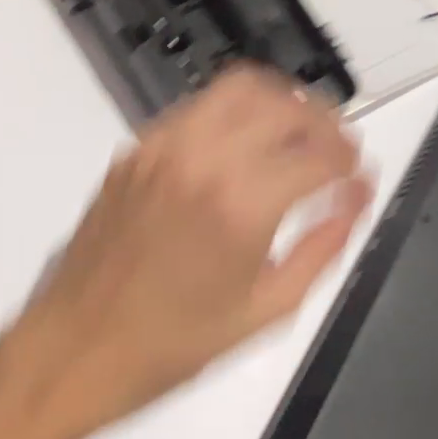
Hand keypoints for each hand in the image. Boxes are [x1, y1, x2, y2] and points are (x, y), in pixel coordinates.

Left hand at [0, 65, 371, 438]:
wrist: (76, 349)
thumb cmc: (171, 346)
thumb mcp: (264, 312)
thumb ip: (321, 250)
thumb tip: (355, 204)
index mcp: (240, 203)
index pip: (320, 154)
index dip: (352, 164)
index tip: (361, 179)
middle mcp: (201, 159)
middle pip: (284, 104)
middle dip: (326, 122)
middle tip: (340, 152)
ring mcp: (160, 149)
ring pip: (238, 90)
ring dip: (281, 105)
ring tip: (298, 138)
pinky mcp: (133, 154)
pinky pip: (196, 110)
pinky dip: (232, 115)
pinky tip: (241, 152)